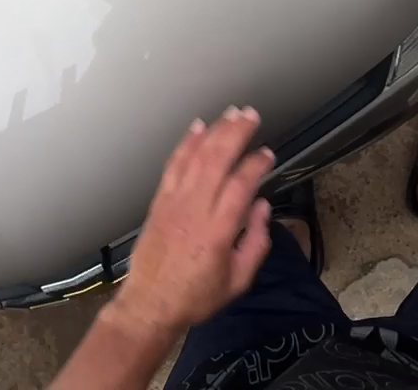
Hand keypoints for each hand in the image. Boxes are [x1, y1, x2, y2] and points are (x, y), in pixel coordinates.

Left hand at [106, 107, 275, 339]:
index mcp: (218, 231)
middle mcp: (195, 209)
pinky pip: (174, 164)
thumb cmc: (196, 295)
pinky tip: (198, 127)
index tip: (268, 154)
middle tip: (251, 116)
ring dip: (214, 130)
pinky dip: (186, 142)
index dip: (256, 165)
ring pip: (196, 156)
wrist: (150, 304)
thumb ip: (257, 243)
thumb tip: (263, 208)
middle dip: (236, 133)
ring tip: (231, 114)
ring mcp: (175, 201)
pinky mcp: (161, 199)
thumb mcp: (238, 281)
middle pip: (217, 160)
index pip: (241, 186)